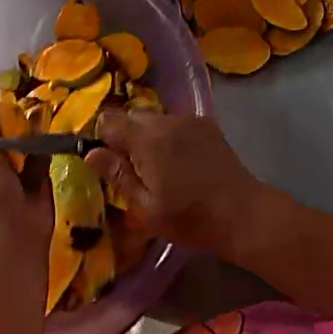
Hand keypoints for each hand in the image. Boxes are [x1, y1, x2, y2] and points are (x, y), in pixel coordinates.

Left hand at [0, 86, 52, 275]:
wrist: (11, 263)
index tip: (3, 81)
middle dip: (12, 112)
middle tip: (27, 88)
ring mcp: (14, 178)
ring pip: (22, 141)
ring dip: (31, 124)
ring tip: (43, 99)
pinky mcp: (38, 187)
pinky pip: (42, 157)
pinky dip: (48, 141)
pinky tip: (54, 122)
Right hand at [87, 109, 264, 255]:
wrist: (243, 213)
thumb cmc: (190, 218)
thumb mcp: (147, 207)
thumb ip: (117, 176)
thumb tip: (89, 153)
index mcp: (146, 140)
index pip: (108, 120)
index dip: (102, 138)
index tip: (109, 161)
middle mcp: (165, 120)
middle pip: (131, 115)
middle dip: (125, 136)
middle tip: (134, 168)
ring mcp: (187, 119)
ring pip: (153, 118)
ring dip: (148, 135)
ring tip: (160, 166)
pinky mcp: (205, 122)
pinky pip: (174, 121)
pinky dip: (169, 135)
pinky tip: (181, 160)